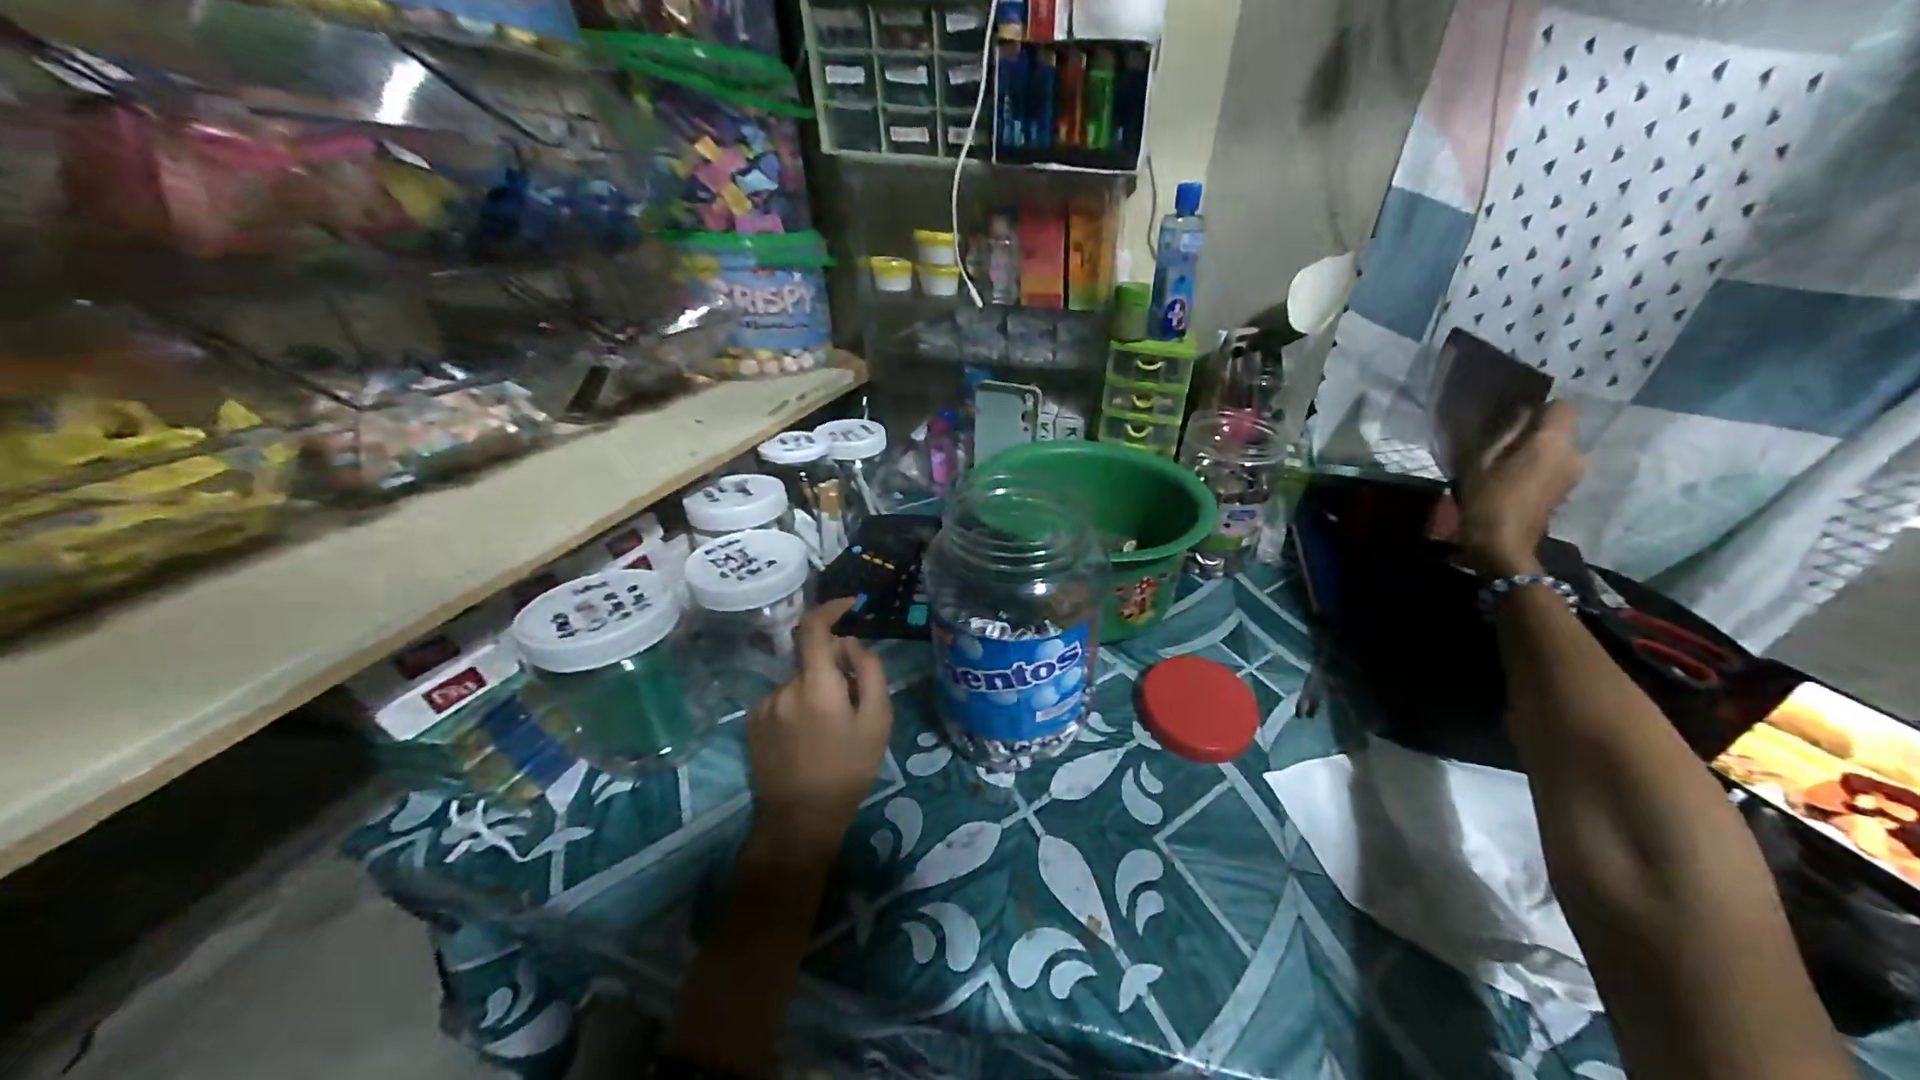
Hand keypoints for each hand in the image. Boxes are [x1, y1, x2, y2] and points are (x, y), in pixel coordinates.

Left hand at [745, 598, 893, 853]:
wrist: (800, 818)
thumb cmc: (848, 770)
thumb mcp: (877, 722)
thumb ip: (868, 673)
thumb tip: (850, 644)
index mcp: (816, 687)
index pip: (814, 628)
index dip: (831, 609)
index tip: (849, 606)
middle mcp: (784, 688)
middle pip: (812, 659)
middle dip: (834, 668)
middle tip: (852, 703)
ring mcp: (764, 705)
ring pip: (799, 680)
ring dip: (816, 690)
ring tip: (830, 730)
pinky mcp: (752, 721)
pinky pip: (783, 698)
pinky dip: (799, 705)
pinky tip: (808, 738)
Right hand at [1457, 400, 1586, 576]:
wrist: (1503, 547)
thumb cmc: (1487, 501)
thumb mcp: (1480, 463)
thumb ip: (1502, 434)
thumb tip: (1517, 414)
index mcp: (1553, 442)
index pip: (1564, 406)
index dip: (1542, 407)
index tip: (1516, 416)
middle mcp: (1573, 453)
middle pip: (1563, 428)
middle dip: (1539, 430)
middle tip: (1506, 439)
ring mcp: (1574, 474)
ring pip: (1560, 448)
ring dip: (1539, 449)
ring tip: (1508, 460)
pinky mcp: (1566, 490)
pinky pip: (1557, 464)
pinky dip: (1541, 465)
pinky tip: (1516, 477)